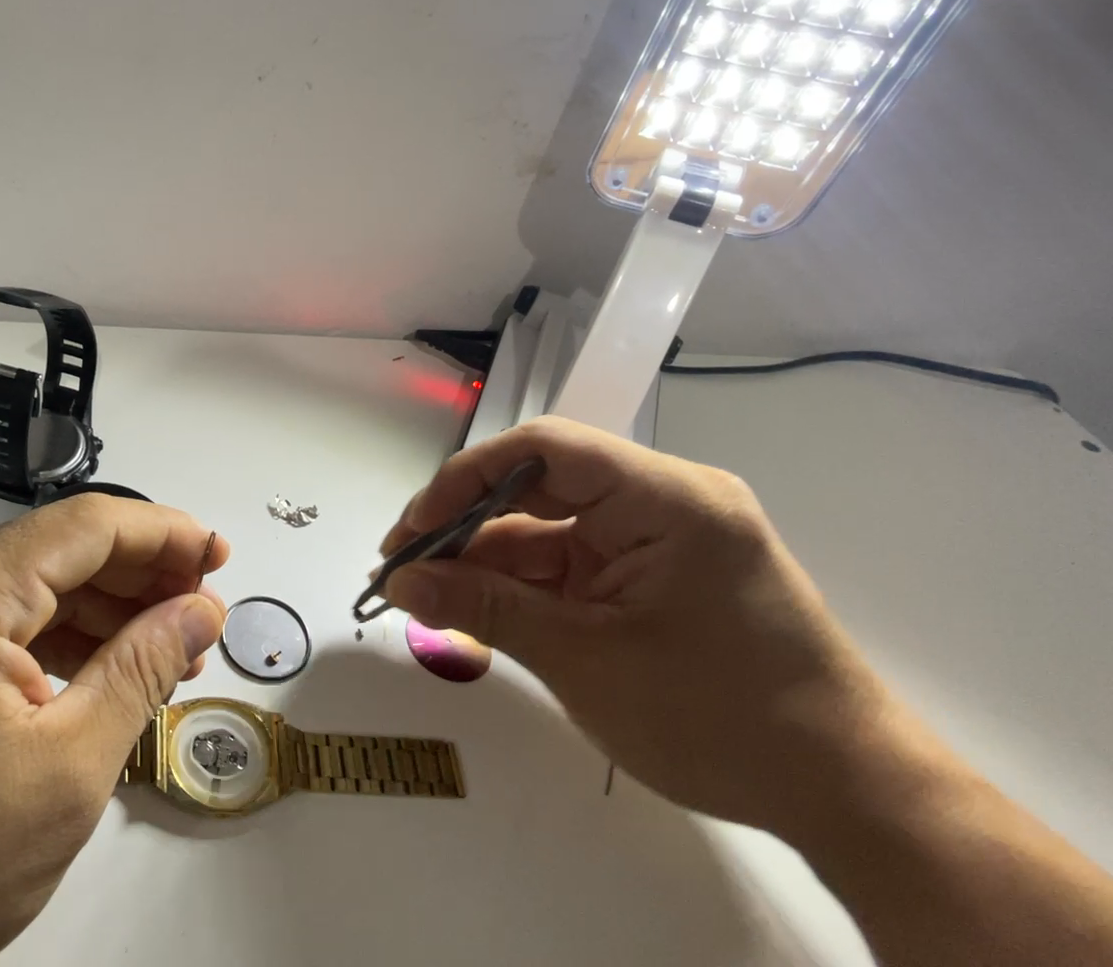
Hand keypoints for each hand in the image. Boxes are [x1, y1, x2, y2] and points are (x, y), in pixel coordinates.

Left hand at [0, 495, 229, 966]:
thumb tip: (196, 611)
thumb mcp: (67, 766)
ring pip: (30, 591)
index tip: (219, 557)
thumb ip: (141, 670)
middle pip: (57, 550)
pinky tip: (105, 674)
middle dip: (139, 573)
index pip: (86, 526)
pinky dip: (58, 643)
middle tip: (202, 610)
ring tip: (168, 650)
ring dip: (103, 611)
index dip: (164, 534)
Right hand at [379, 416, 917, 838]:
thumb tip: (399, 582)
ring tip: (422, 596)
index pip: (546, 450)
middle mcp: (665, 501)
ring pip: (548, 529)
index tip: (412, 531)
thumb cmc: (720, 721)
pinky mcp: (654, 574)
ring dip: (486, 562)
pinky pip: (570, 563)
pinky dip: (521, 586)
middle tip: (401, 568)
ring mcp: (661, 538)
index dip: (465, 479)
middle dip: (465, 525)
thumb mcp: (585, 662)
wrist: (844, 792)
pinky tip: (472, 609)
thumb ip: (486, 610)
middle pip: (540, 486)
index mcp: (668, 499)